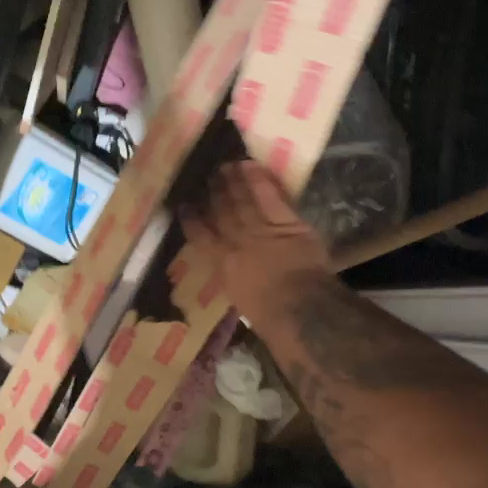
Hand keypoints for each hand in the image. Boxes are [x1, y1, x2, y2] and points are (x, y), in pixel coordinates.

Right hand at [180, 160, 336, 327]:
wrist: (303, 313)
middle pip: (223, 214)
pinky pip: (271, 198)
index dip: (192, 221)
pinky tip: (252, 166)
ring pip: (244, 202)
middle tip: (206, 175)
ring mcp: (262, 232)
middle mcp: (238, 244)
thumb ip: (236, 283)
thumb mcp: (243, 304)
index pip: (203, 238)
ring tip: (225, 166)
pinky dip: (261, 181)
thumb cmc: (273, 321)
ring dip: (234, 182)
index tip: (184, 206)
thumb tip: (235, 276)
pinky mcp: (288, 224)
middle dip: (214, 194)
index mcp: (225, 267)